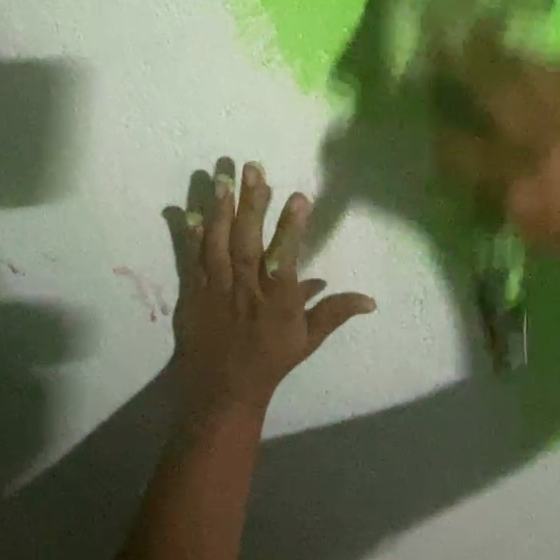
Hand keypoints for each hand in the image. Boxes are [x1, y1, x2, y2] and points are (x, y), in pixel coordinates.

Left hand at [168, 158, 375, 416]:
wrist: (221, 391)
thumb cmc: (269, 361)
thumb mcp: (307, 339)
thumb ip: (335, 312)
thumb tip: (370, 299)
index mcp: (277, 300)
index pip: (286, 257)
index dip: (292, 227)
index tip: (298, 196)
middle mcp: (246, 290)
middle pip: (248, 242)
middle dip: (251, 204)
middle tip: (253, 169)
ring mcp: (216, 290)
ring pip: (217, 244)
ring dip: (220, 210)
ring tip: (222, 177)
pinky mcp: (192, 294)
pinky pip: (191, 261)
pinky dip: (190, 236)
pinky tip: (190, 210)